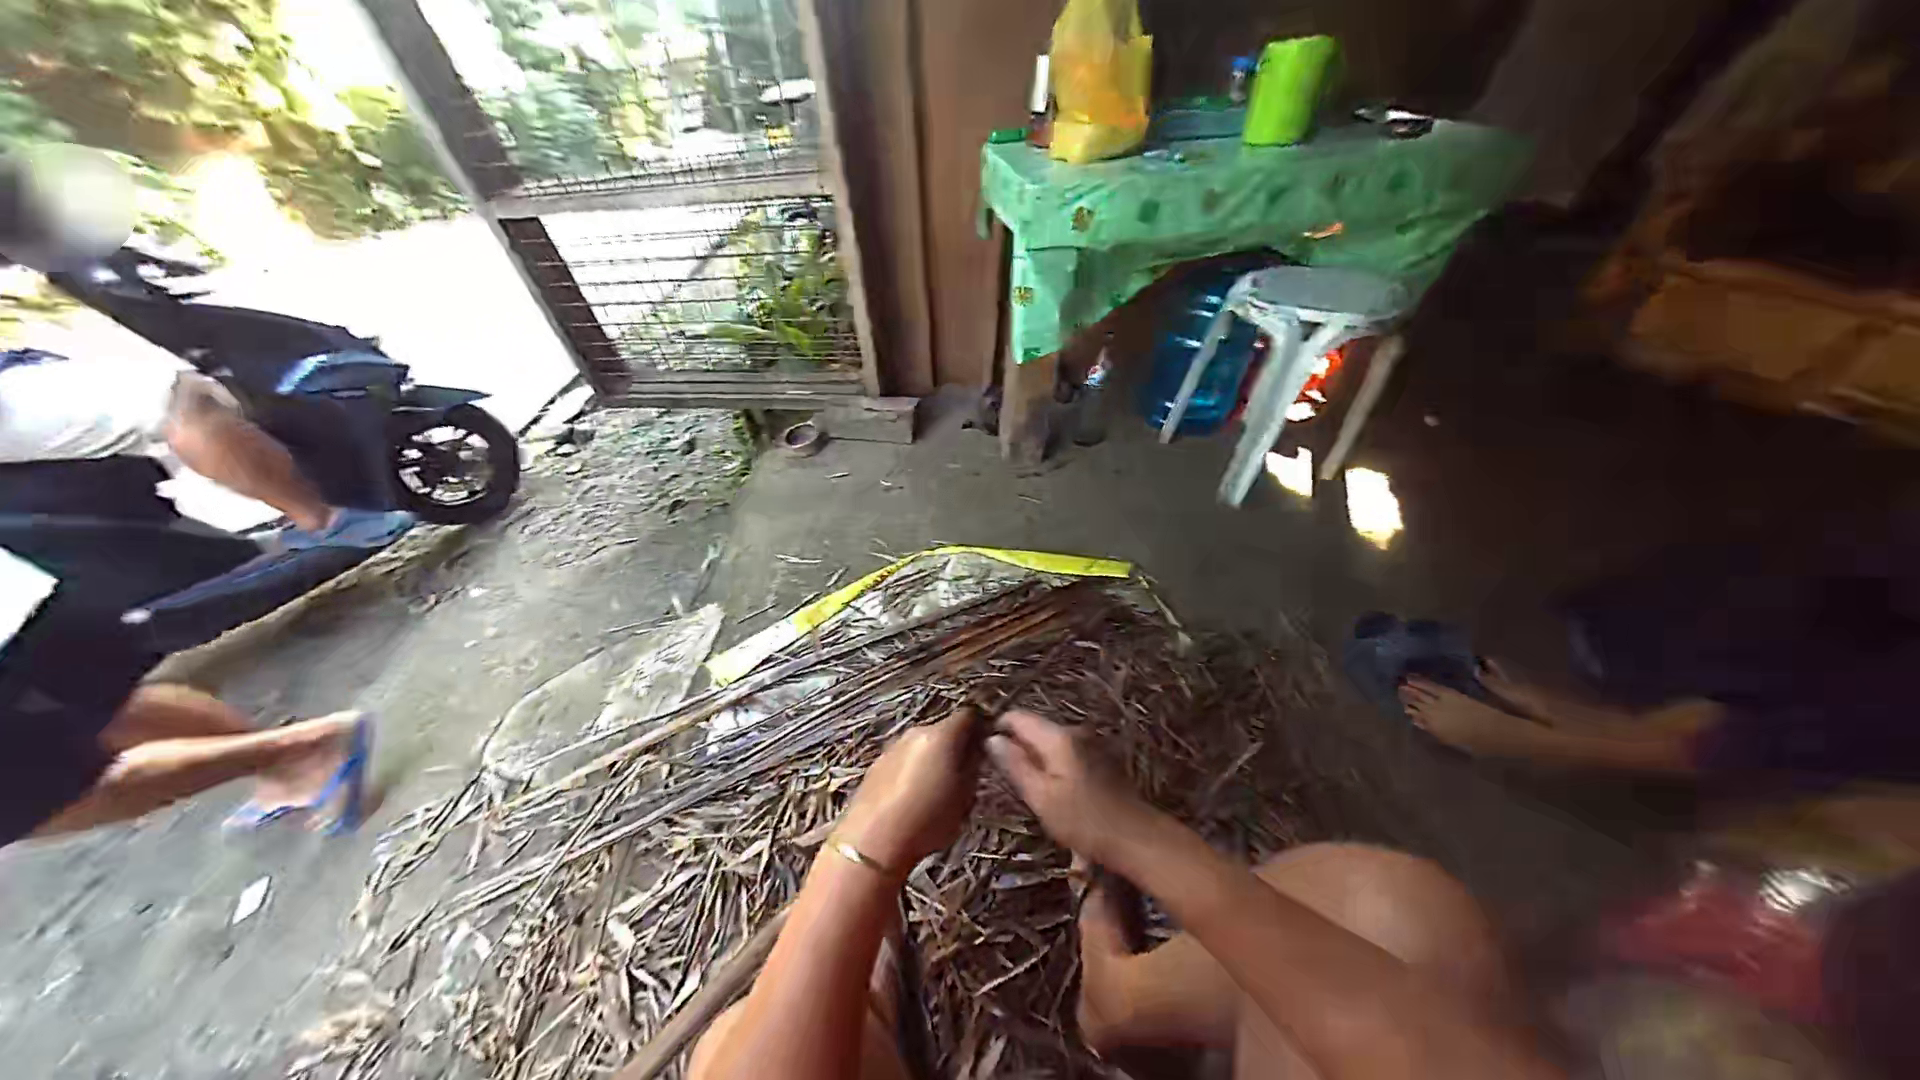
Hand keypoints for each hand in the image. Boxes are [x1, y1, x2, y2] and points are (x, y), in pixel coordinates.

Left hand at [834, 707, 982, 875]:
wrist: (873, 840)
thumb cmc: (928, 819)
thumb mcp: (965, 797)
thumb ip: (974, 766)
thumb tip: (977, 748)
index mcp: (942, 735)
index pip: (968, 715)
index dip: (980, 727)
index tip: (985, 747)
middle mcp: (916, 732)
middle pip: (943, 729)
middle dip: (955, 745)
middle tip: (963, 772)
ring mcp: (892, 746)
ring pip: (922, 745)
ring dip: (932, 758)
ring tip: (935, 788)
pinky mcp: (876, 764)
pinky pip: (903, 759)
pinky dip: (912, 769)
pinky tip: (911, 795)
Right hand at [986, 710, 1153, 863]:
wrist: (1138, 839)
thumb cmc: (1084, 820)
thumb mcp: (1041, 797)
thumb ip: (1015, 764)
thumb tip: (991, 739)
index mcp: (1058, 736)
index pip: (1018, 717)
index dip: (999, 729)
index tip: (986, 753)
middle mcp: (1076, 731)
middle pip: (1035, 729)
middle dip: (1018, 746)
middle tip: (1006, 777)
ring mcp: (1092, 744)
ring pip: (1051, 743)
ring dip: (1037, 759)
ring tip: (1028, 788)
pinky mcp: (1102, 759)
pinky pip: (1067, 753)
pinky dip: (1055, 766)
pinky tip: (1055, 792)